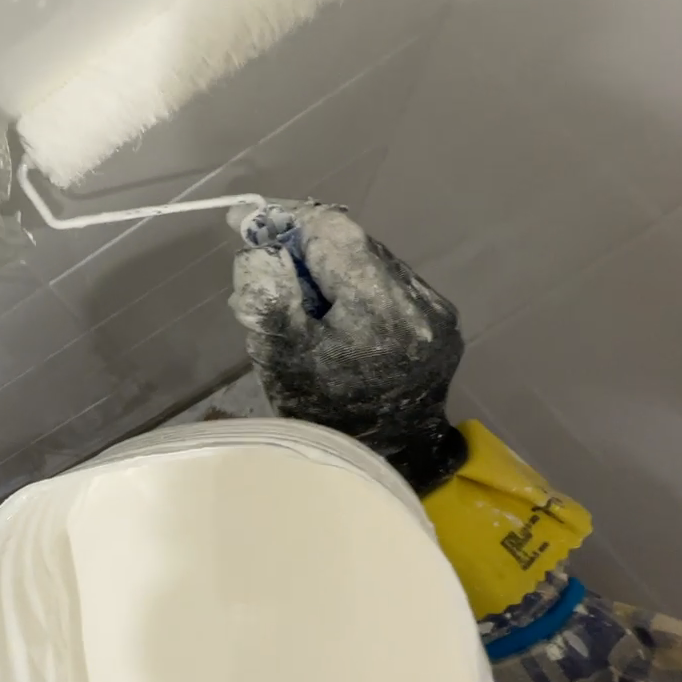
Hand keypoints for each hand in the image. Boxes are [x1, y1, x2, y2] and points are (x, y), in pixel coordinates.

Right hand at [227, 200, 466, 491]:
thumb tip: (261, 250)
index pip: (332, 234)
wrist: (386, 461)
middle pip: (352, 244)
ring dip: (324, 264)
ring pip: (367, 261)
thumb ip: (268, 297)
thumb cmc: (324, 413)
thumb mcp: (280, 358)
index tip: (244, 221)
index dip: (285, 220)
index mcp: (380, 309)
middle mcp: (419, 300)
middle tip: (261, 255)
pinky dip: (347, 283)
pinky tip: (326, 307)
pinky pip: (382, 283)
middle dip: (301, 244)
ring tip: (291, 289)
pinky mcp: (437, 321)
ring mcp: (434, 310)